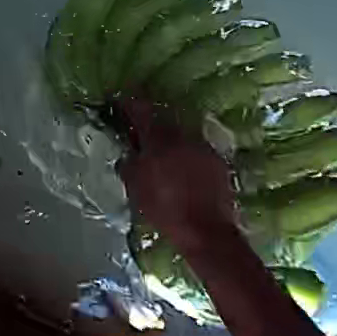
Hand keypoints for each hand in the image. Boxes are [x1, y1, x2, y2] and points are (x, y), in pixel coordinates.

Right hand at [115, 98, 240, 254]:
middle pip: (163, 118)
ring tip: (159, 149)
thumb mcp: (134, 184)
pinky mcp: (218, 164)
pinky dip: (184, 152)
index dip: (127, 103)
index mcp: (160, 138)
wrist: (207, 233)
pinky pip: (195, 149)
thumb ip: (129, 161)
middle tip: (137, 127)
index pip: (140, 110)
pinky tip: (179, 165)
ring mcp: (204, 149)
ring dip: (168, 137)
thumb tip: (129, 151)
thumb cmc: (164, 208)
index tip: (118, 102)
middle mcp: (184, 137)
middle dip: (149, 120)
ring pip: (181, 133)